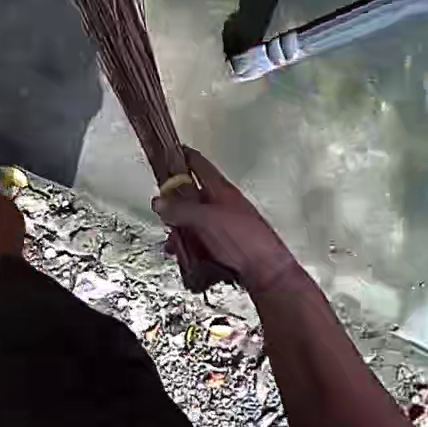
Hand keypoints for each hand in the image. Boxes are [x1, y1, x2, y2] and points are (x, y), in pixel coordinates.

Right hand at [152, 147, 302, 295]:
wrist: (267, 273)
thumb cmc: (245, 241)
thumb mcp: (206, 220)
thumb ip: (181, 209)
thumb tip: (160, 201)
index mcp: (222, 190)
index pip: (199, 164)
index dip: (182, 156)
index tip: (168, 153)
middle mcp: (224, 205)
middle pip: (193, 196)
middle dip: (174, 206)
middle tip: (163, 215)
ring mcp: (226, 226)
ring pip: (195, 222)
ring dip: (181, 232)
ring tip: (173, 245)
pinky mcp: (227, 246)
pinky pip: (202, 242)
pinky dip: (190, 248)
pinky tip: (185, 259)